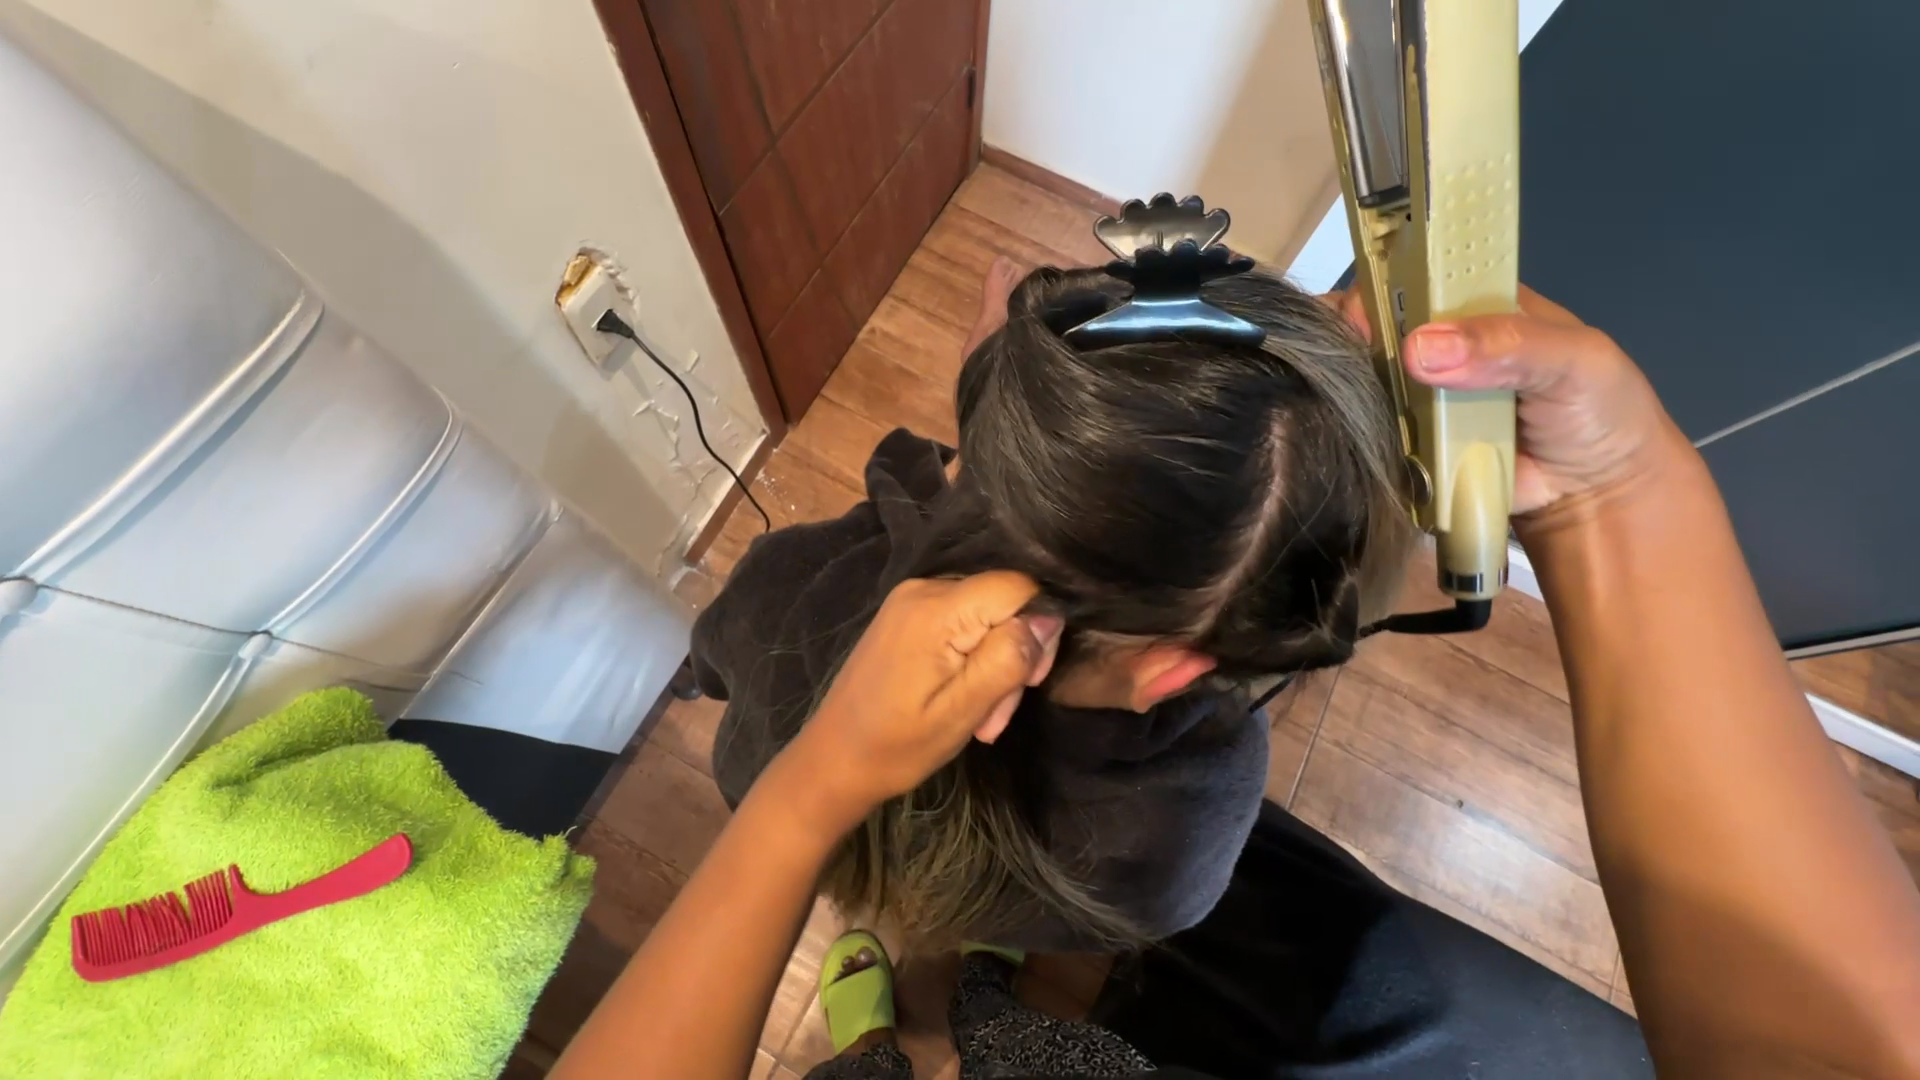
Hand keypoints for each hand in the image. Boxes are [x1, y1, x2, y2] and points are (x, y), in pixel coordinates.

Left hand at [780, 572, 1062, 831]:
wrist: (834, 759)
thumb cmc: (898, 745)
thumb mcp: (963, 710)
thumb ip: (1009, 657)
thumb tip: (1049, 617)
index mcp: (937, 608)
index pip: (1019, 585)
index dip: (1038, 628)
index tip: (1026, 681)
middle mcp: (924, 588)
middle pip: (1003, 601)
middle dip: (1012, 655)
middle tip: (994, 716)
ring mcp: (911, 598)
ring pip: (985, 615)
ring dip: (993, 665)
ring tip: (976, 718)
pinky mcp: (906, 614)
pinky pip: (961, 621)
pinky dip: (970, 659)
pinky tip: (959, 698)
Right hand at [1332, 286, 1689, 520]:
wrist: (1595, 496)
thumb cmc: (1600, 413)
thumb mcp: (1573, 360)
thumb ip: (1508, 345)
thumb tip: (1419, 349)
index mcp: (1468, 308)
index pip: (1405, 282)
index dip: (1371, 294)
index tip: (1353, 322)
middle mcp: (1429, 350)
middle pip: (1365, 334)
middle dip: (1340, 347)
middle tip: (1339, 373)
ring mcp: (1408, 401)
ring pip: (1353, 386)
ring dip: (1337, 397)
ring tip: (1330, 411)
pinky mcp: (1398, 447)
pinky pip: (1361, 437)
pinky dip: (1346, 438)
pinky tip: (1334, 441)